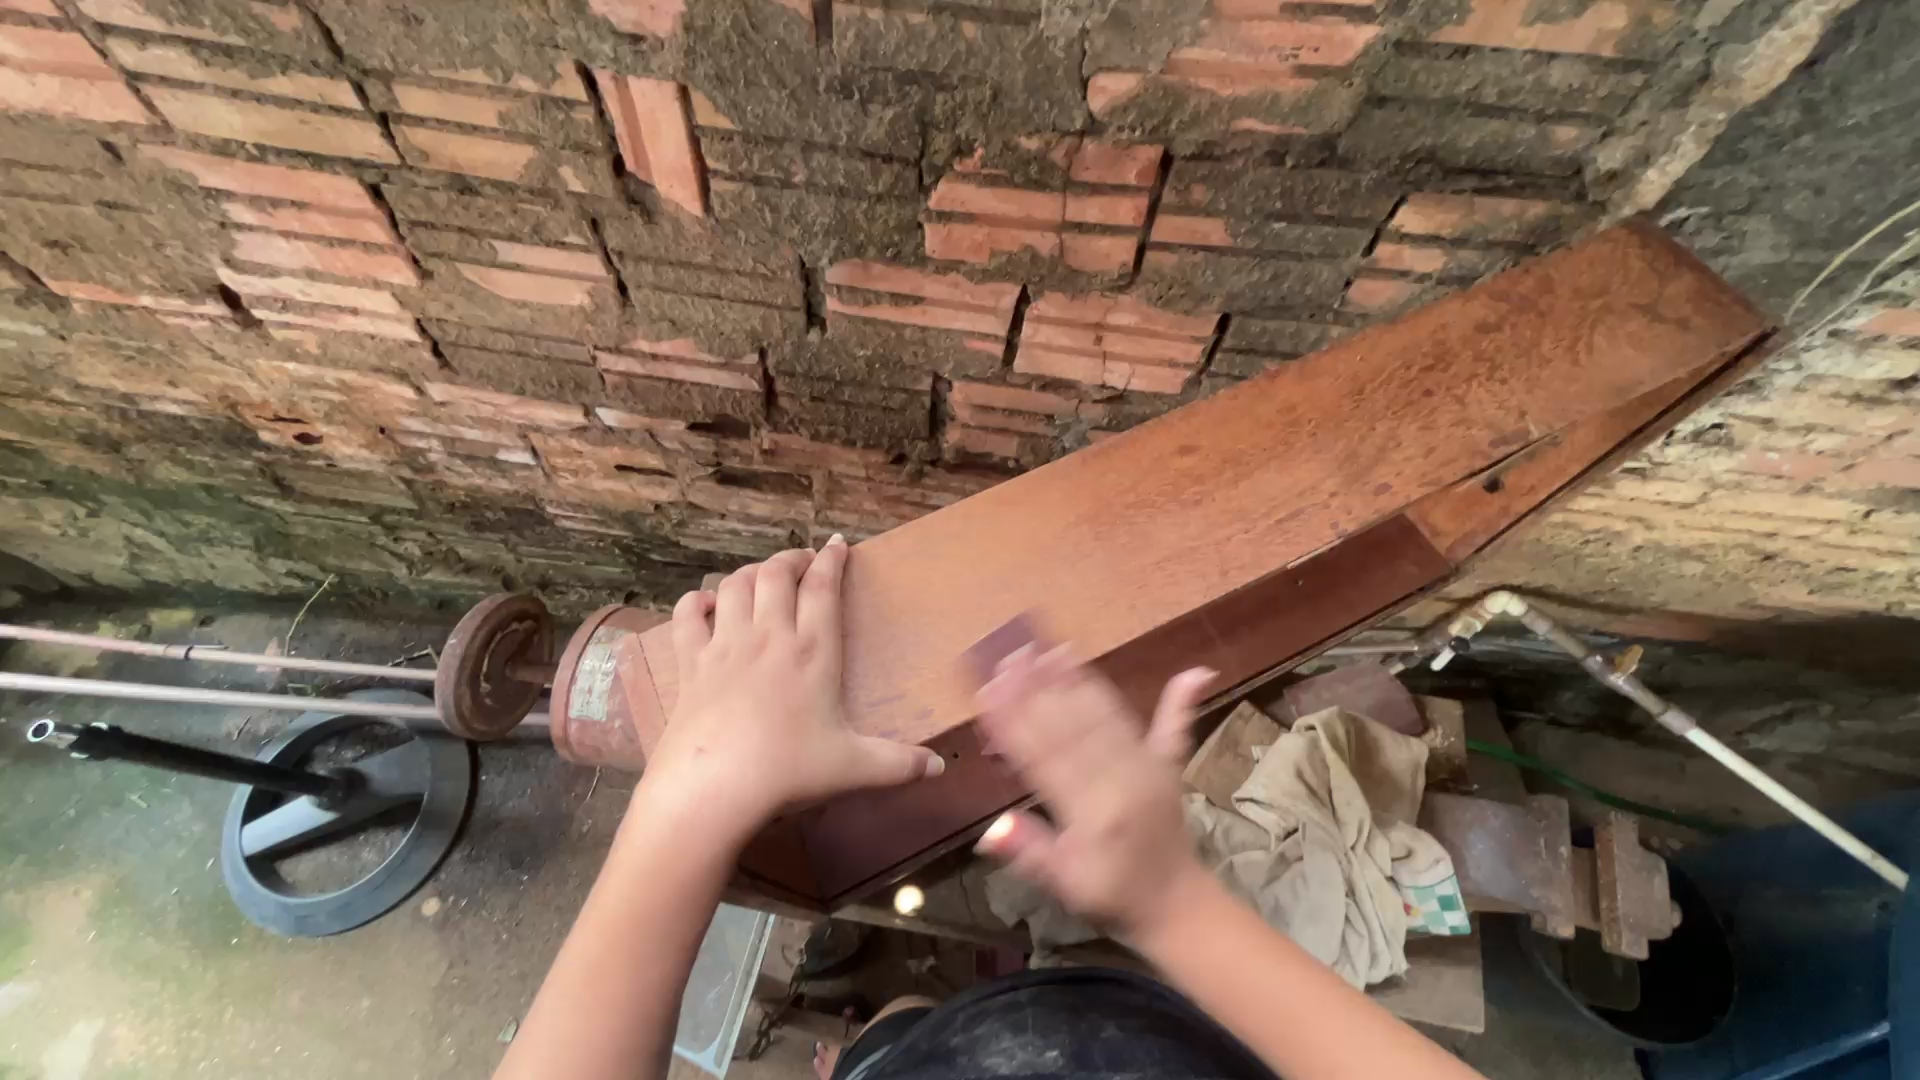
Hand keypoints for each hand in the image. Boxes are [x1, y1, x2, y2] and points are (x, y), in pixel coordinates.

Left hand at [632, 535, 945, 844]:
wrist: (713, 789)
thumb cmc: (788, 771)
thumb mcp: (853, 767)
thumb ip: (899, 764)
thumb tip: (939, 768)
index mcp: (813, 650)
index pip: (823, 587)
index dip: (832, 559)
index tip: (838, 545)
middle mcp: (769, 635)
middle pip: (777, 573)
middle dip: (792, 558)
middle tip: (803, 562)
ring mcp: (725, 645)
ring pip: (735, 585)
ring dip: (751, 572)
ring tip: (763, 577)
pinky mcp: (691, 663)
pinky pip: (688, 615)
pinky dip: (696, 601)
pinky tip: (705, 603)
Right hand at [972, 644, 1215, 940]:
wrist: (1177, 906)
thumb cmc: (1111, 897)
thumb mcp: (1065, 886)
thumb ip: (1030, 853)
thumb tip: (989, 832)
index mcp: (1094, 814)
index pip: (1045, 756)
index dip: (1015, 720)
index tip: (990, 687)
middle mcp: (1123, 783)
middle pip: (1074, 727)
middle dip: (1039, 688)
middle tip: (1012, 654)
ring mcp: (1150, 771)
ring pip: (1109, 717)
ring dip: (1078, 680)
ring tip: (1051, 647)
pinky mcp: (1170, 767)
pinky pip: (1172, 730)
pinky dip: (1177, 700)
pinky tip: (1191, 672)